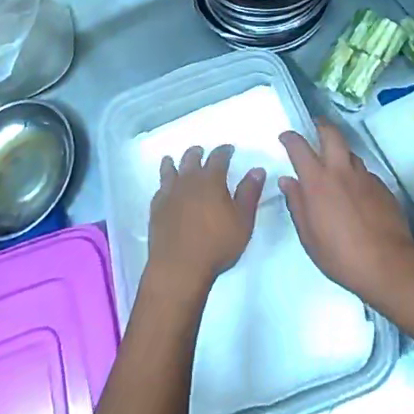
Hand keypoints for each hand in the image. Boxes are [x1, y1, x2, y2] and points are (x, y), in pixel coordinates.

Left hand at [146, 145, 265, 294]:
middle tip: (201, 151)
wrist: (179, 265)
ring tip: (173, 159)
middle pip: (191, 159)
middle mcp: (188, 181)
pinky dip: (163, 183)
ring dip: (174, 162)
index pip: (218, 157)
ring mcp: (169, 193)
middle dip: (198, 153)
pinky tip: (164, 187)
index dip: (224, 151)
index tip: (228, 149)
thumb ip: (249, 193)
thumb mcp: (243, 220)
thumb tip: (257, 169)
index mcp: (211, 180)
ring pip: (170, 169)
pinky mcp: (156, 207)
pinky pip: (159, 188)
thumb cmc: (217, 244)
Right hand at [280, 123, 413, 300]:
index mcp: (317, 180)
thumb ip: (296, 203)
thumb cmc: (339, 254)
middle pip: (331, 134)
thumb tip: (288, 181)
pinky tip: (356, 192)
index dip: (290, 137)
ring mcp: (365, 177)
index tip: (285, 137)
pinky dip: (356, 175)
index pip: (299, 146)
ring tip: (336, 165)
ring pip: (350, 152)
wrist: (388, 266)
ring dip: (340, 152)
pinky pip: (365, 173)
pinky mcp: (384, 188)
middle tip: (315, 128)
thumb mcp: (308, 235)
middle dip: (321, 126)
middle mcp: (341, 170)